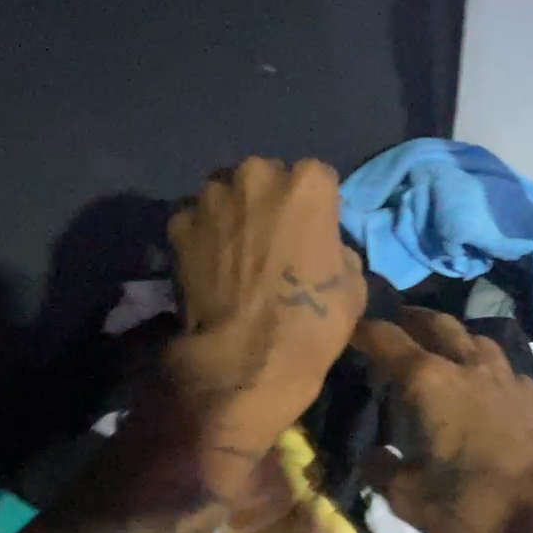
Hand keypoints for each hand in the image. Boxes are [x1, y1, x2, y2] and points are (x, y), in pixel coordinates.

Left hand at [132, 158, 366, 499]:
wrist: (248, 358)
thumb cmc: (313, 322)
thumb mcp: (354, 287)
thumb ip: (338, 250)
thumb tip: (325, 248)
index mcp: (308, 183)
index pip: (319, 178)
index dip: (318, 209)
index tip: (315, 234)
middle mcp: (257, 174)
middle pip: (268, 178)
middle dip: (272, 203)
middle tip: (275, 243)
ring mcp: (212, 196)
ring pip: (227, 195)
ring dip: (235, 215)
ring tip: (240, 255)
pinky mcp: (178, 223)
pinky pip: (197, 221)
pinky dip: (205, 237)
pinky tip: (213, 268)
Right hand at [352, 308, 532, 532]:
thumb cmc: (479, 505)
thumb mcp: (414, 500)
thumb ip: (384, 472)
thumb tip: (372, 456)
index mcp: (431, 382)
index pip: (388, 340)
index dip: (364, 330)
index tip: (347, 325)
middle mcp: (470, 367)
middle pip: (439, 325)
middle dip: (413, 318)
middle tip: (398, 320)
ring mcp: (510, 379)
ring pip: (477, 340)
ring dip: (455, 337)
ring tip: (444, 347)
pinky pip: (505, 368)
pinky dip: (486, 367)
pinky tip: (487, 384)